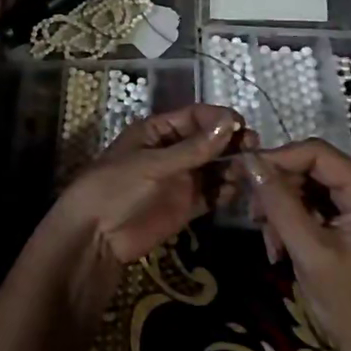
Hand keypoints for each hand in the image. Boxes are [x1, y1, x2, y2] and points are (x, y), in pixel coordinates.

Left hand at [53, 103, 243, 264]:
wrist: (96, 234)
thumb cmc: (115, 188)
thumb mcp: (151, 164)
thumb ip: (191, 148)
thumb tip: (228, 123)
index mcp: (156, 131)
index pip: (194, 116)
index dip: (218, 118)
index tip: (240, 125)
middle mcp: (171, 151)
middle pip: (210, 140)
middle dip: (231, 142)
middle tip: (253, 148)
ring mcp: (180, 178)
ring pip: (215, 166)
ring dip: (233, 166)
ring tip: (249, 170)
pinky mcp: (187, 204)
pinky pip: (213, 192)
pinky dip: (226, 190)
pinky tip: (235, 190)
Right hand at [243, 139, 350, 350]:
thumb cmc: (348, 302)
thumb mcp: (308, 250)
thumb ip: (279, 203)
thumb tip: (248, 162)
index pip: (318, 154)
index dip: (278, 158)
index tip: (243, 175)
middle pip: (312, 168)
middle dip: (278, 188)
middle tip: (255, 217)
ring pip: (308, 186)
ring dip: (281, 207)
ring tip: (269, 239)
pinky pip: (314, 206)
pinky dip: (292, 220)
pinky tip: (279, 245)